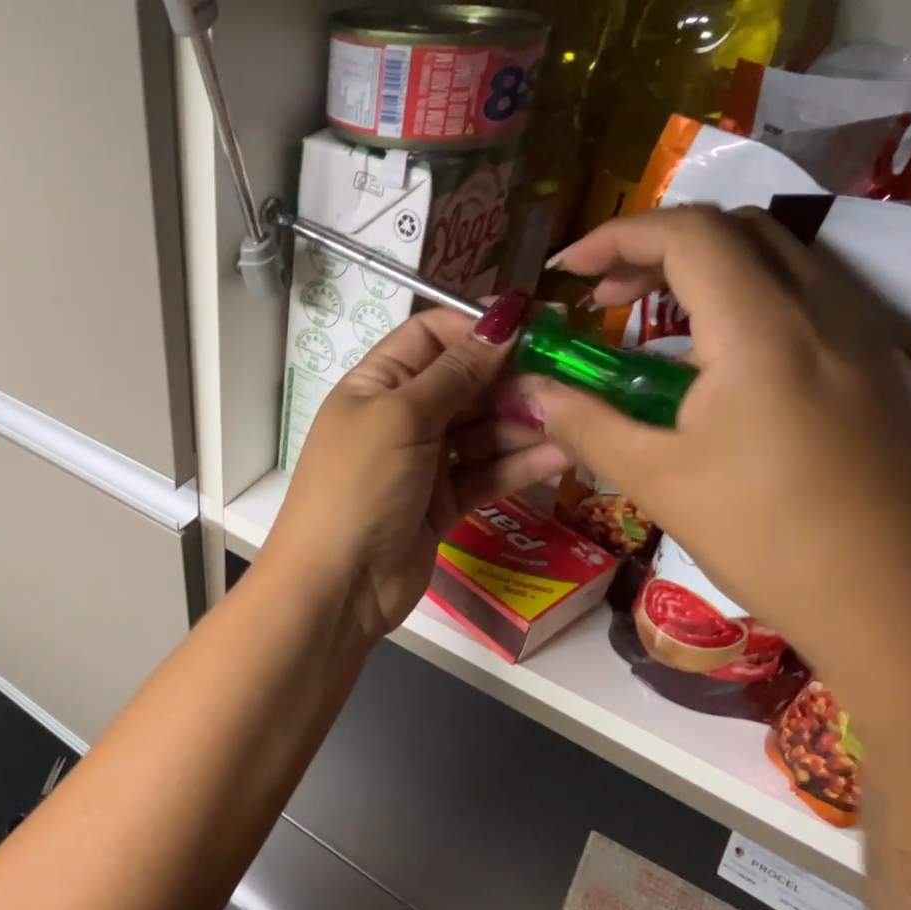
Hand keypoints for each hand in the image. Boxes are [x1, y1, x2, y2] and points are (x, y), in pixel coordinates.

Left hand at [264, 293, 571, 638]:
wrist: (336, 587)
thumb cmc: (359, 488)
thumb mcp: (402, 419)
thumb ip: (455, 373)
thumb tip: (503, 321)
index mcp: (375, 385)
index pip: (430, 337)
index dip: (478, 329)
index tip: (536, 328)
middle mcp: (399, 417)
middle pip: (465, 383)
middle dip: (512, 379)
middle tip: (568, 380)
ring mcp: (422, 463)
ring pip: (482, 430)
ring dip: (524, 423)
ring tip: (574, 417)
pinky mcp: (442, 503)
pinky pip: (487, 473)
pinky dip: (520, 464)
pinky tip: (564, 454)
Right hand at [511, 207, 910, 668]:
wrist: (908, 606)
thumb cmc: (771, 539)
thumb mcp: (660, 482)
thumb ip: (588, 425)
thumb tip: (532, 394)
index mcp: (763, 328)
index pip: (688, 233)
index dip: (616, 237)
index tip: (565, 272)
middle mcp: (824, 309)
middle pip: (736, 232)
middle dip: (657, 249)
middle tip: (604, 299)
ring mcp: (864, 336)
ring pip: (778, 261)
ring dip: (704, 274)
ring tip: (649, 329)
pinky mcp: (882, 370)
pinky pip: (807, 301)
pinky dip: (744, 305)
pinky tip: (713, 370)